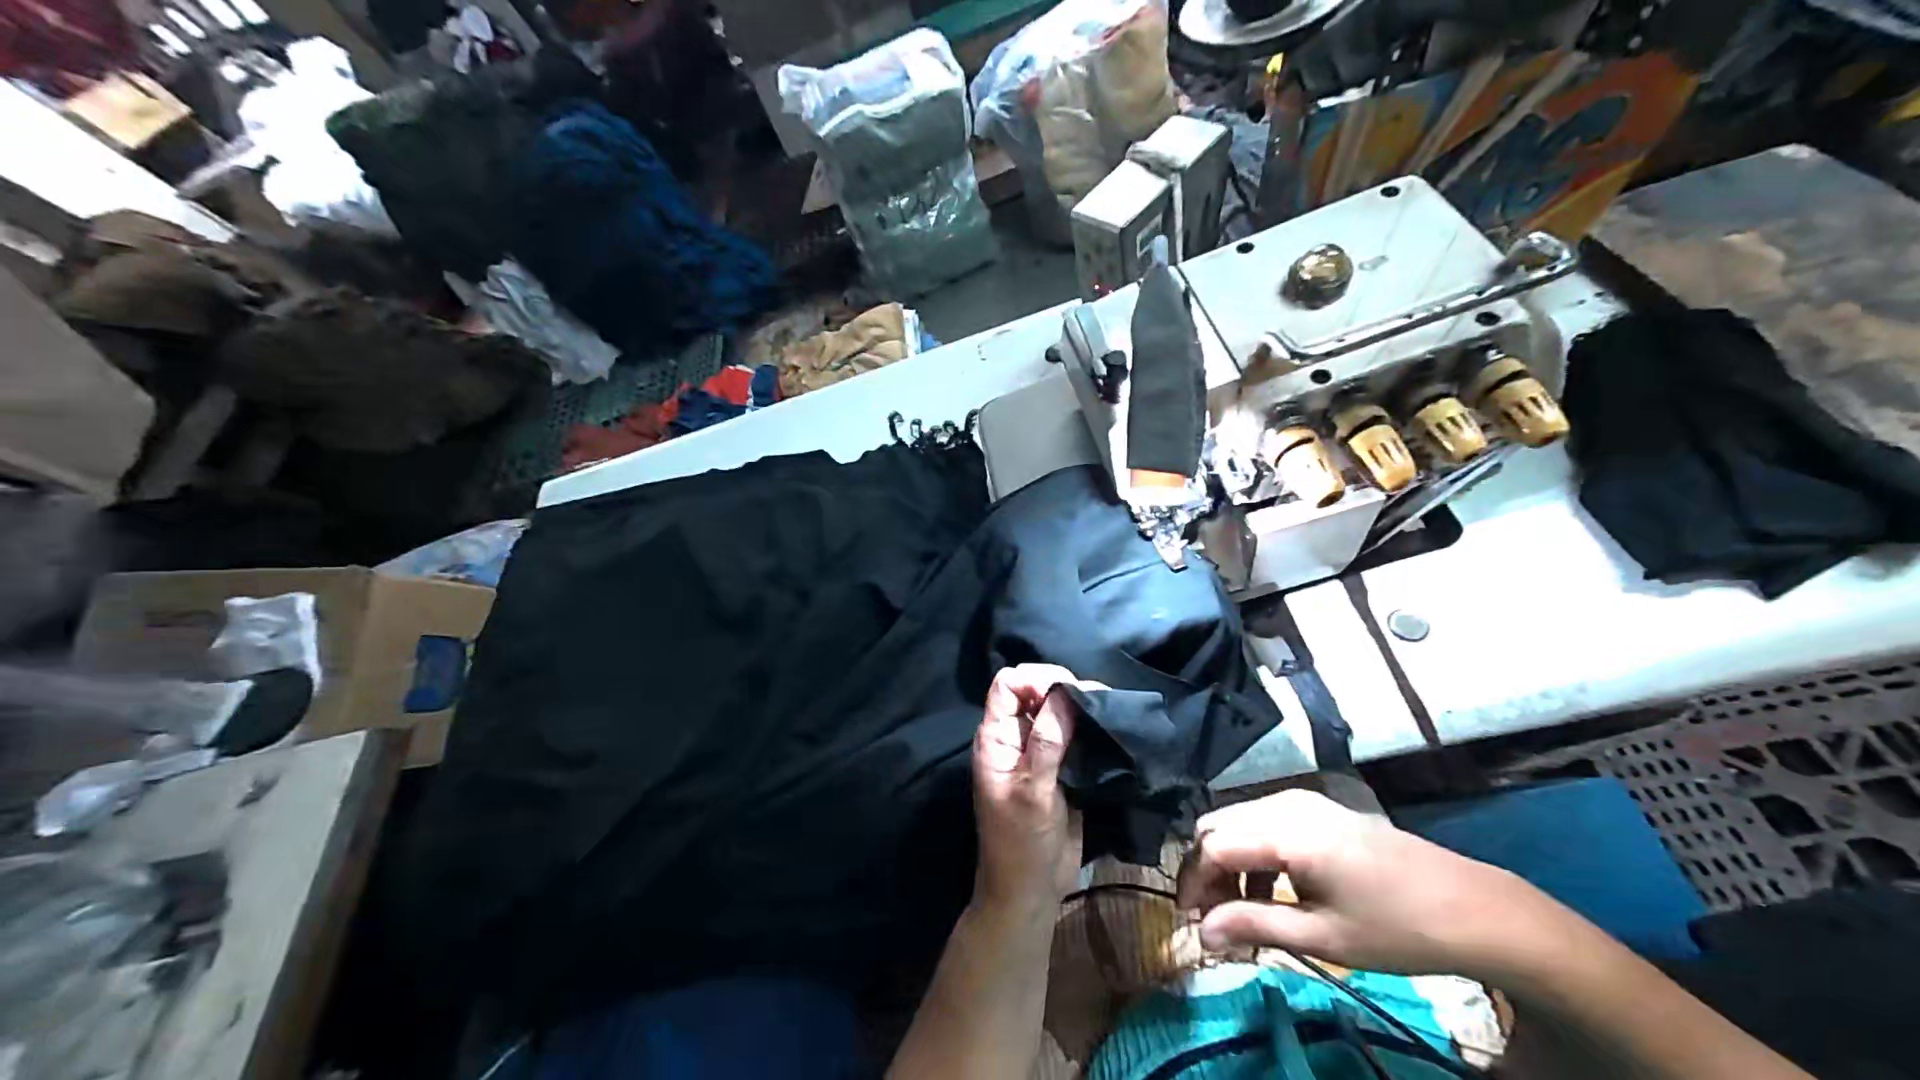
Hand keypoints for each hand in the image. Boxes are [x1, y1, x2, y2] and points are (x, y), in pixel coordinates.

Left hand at [971, 665, 1097, 915]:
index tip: (1067, 692)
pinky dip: (1089, 727)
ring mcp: (1038, 752)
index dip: (1035, 679)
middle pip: (1034, 690)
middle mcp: (1014, 738)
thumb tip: (1065, 692)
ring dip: (1080, 705)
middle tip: (1097, 701)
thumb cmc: (1021, 843)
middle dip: (1062, 687)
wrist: (1030, 891)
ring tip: (1109, 709)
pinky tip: (1110, 728)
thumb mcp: (1033, 792)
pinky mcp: (1060, 768)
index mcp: (996, 738)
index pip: (1008, 684)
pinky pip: (1072, 734)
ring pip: (1056, 710)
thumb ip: (1046, 741)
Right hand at [1177, 788, 1583, 982]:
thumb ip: (1255, 926)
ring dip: (1227, 861)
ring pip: (1238, 821)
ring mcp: (1303, 801)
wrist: (1473, 907)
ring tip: (1239, 909)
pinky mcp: (1318, 809)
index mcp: (1286, 832)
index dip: (1192, 882)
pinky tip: (1270, 890)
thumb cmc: (1397, 927)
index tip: (1192, 922)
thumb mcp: (1323, 937)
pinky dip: (1252, 852)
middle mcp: (1286, 804)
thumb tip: (1202, 934)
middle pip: (1217, 825)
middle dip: (1204, 869)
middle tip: (1212, 916)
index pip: (1212, 845)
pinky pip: (1264, 821)